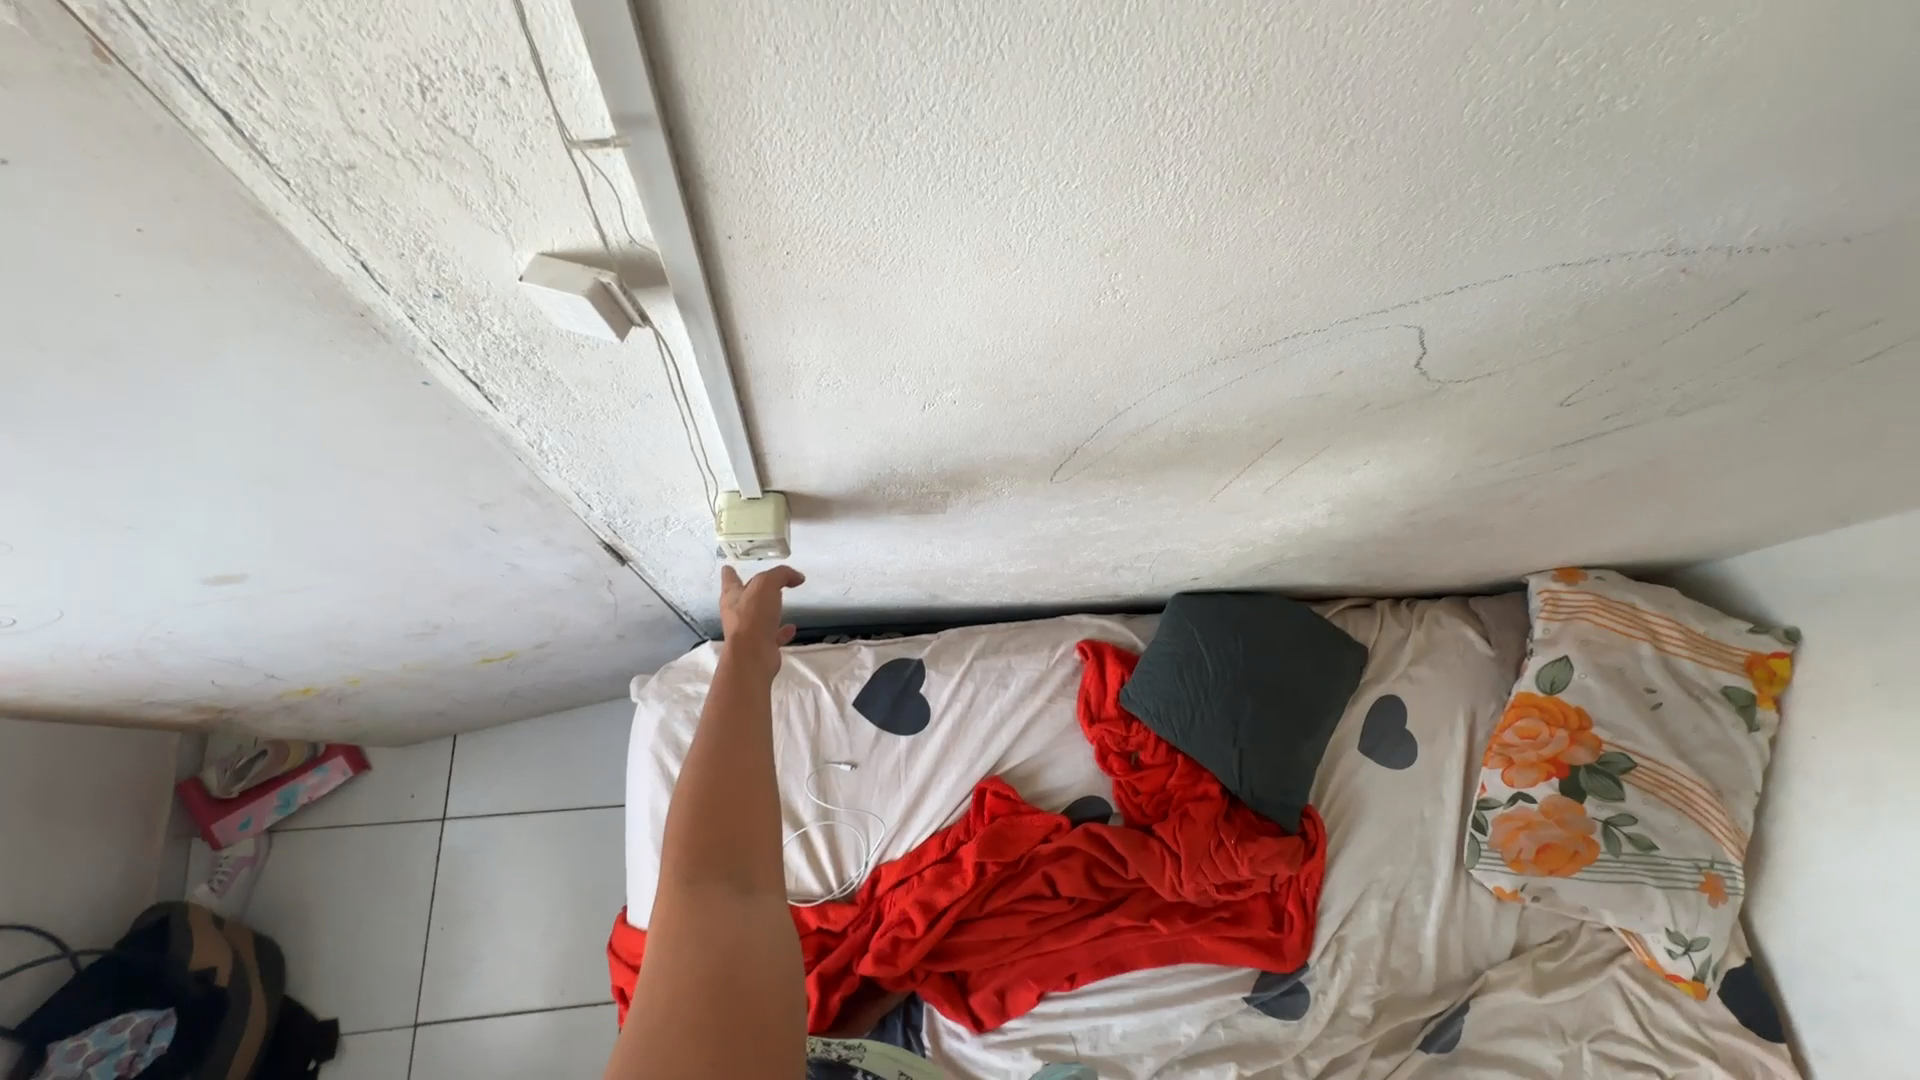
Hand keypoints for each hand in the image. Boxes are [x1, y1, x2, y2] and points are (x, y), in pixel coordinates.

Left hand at [718, 564, 804, 678]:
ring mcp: (747, 631)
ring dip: (768, 610)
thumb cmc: (753, 616)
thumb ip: (782, 575)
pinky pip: (773, 635)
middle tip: (762, 584)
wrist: (753, 655)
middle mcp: (736, 613)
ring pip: (758, 616)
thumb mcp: (767, 584)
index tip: (727, 567)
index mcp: (732, 596)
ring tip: (780, 603)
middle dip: (750, 590)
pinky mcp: (760, 646)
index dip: (729, 572)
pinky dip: (782, 631)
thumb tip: (797, 577)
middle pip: (743, 598)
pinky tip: (792, 628)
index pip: (729, 579)